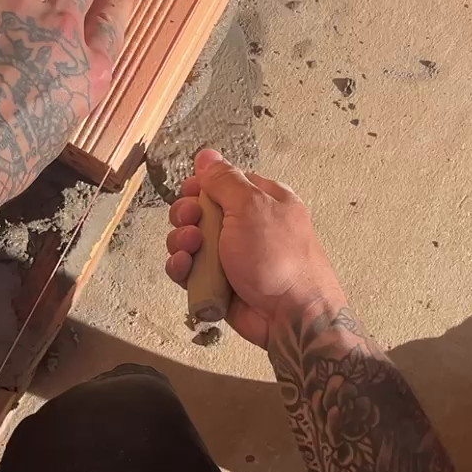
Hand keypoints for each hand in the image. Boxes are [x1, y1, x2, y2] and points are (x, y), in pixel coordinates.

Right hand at [165, 150, 346, 346]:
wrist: (289, 315)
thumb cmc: (280, 260)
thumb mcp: (251, 207)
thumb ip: (225, 180)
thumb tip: (207, 155)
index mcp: (261, 201)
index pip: (221, 183)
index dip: (200, 187)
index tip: (191, 194)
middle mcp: (246, 226)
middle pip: (199, 211)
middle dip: (187, 216)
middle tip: (193, 225)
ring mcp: (231, 256)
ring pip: (190, 242)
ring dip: (181, 243)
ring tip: (191, 251)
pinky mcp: (219, 283)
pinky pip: (190, 271)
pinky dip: (182, 269)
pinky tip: (185, 269)